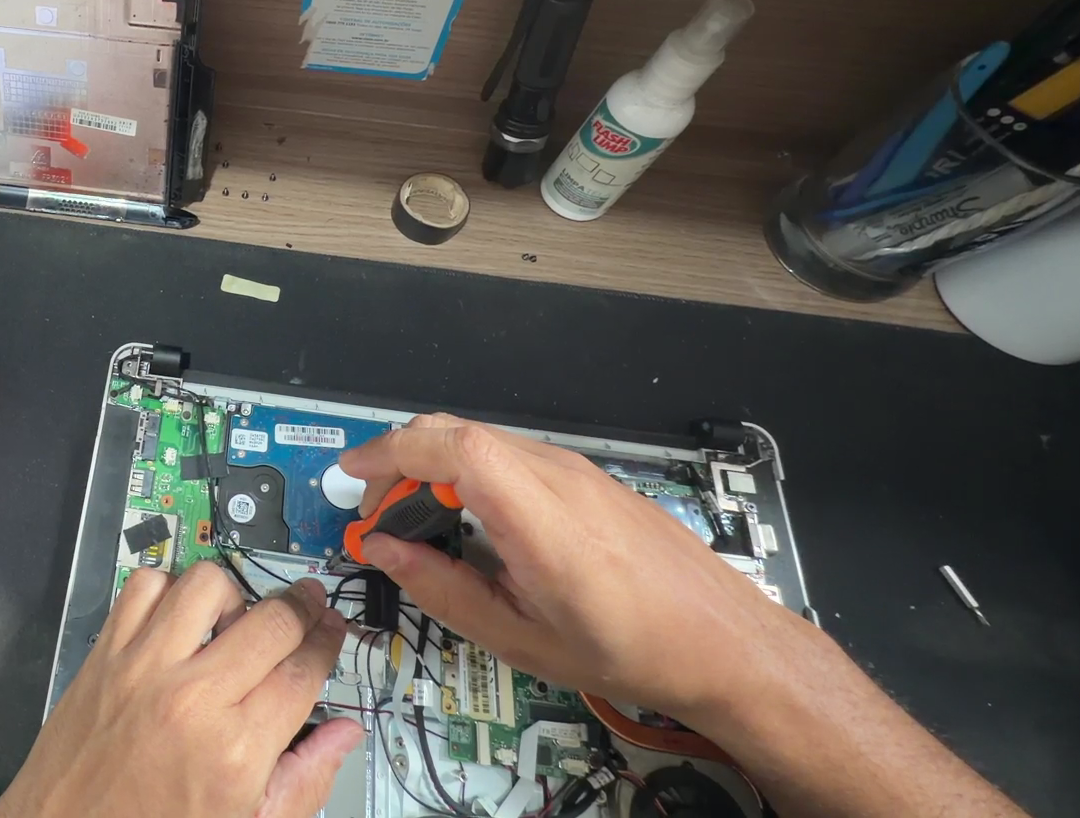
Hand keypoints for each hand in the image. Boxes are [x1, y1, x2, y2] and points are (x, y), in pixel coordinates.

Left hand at [0, 563, 361, 817]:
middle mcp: (192, 697)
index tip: (333, 627)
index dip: (328, 641)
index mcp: (235, 752)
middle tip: (307, 606)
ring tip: (234, 619)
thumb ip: (303, 782)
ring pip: (207, 584)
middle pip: (270, 621)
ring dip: (232, 594)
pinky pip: (144, 585)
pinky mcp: (105, 652)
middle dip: (301, 606)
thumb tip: (346, 732)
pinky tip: (177, 616)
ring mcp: (143, 666)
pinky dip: (167, 588)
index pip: (303, 671)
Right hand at [338, 413, 819, 722]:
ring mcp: (571, 466)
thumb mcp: (518, 638)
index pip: (451, 447)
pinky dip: (462, 467)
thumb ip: (439, 588)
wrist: (726, 641)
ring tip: (416, 517)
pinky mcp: (580, 470)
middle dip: (398, 458)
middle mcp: (553, 473)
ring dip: (428, 462)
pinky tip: (464, 512)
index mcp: (539, 517)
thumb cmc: (624, 650)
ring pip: (475, 436)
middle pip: (453, 429)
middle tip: (379, 512)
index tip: (353, 474)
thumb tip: (381, 548)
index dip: (391, 449)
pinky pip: (503, 450)